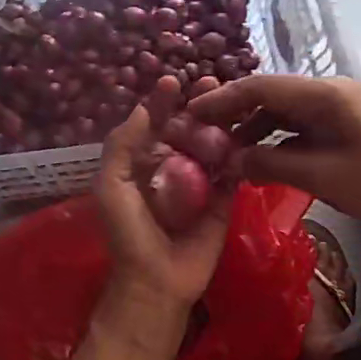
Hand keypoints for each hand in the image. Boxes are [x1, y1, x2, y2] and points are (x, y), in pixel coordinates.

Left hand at [92, 77, 233, 354]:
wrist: (157, 279)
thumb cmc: (128, 232)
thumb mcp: (112, 185)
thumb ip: (122, 146)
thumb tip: (143, 108)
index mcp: (142, 163)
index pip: (154, 124)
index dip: (162, 101)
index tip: (173, 80)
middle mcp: (171, 167)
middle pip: (186, 128)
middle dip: (196, 104)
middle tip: (210, 81)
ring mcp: (199, 183)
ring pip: (211, 144)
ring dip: (220, 122)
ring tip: (233, 100)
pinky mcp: (223, 200)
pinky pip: (232, 171)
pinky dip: (239, 152)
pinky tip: (248, 131)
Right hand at [189, 75, 360, 233]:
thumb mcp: (321, 176)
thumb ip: (269, 164)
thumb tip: (228, 162)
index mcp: (323, 94)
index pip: (259, 87)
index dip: (222, 100)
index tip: (190, 115)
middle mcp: (326, 91)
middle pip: (267, 94)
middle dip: (232, 113)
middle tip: (199, 135)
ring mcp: (335, 106)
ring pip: (280, 110)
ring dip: (251, 128)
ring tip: (224, 152)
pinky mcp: (341, 123)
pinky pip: (296, 124)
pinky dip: (273, 138)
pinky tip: (257, 159)